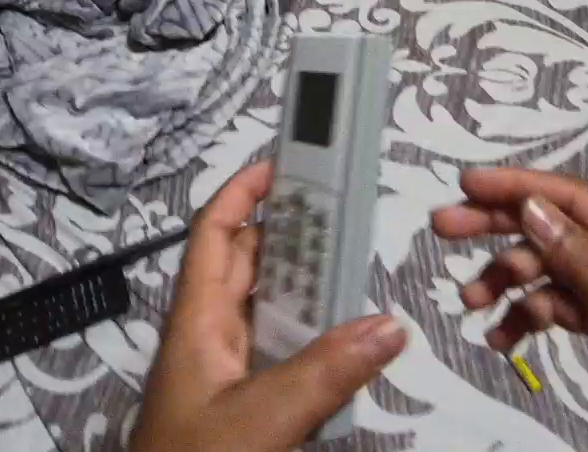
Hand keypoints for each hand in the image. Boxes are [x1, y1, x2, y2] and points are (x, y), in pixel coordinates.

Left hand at [131, 161, 407, 451]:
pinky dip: (308, 338)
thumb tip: (390, 324)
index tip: (284, 164)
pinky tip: (342, 344)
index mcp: (196, 317)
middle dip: (288, 235)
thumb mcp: (260, 421)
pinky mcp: (239, 406)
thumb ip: (325, 373)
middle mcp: (207, 333)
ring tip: (352, 271)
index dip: (242, 190)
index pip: (214, 232)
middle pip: (245, 263)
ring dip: (303, 288)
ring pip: (265, 309)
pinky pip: (277, 353)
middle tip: (342, 219)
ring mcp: (222, 372)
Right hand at [432, 167, 587, 451]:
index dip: (519, 187)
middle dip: (499, 228)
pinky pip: (562, 310)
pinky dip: (529, 318)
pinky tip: (503, 338)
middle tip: (442, 228)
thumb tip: (532, 208)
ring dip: (508, 281)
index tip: (466, 183)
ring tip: (468, 303)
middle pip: (557, 229)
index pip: (577, 201)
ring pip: (552, 271)